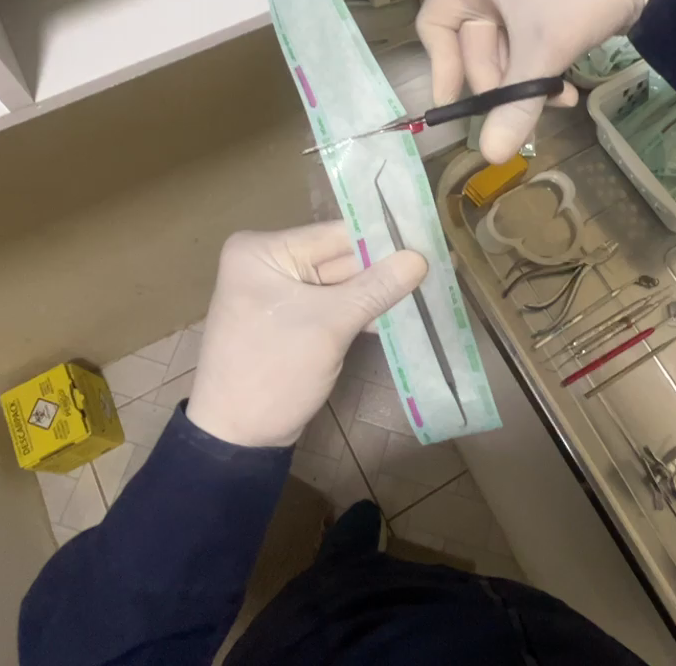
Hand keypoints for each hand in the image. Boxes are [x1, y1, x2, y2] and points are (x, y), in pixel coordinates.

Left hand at [187, 222, 428, 447]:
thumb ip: (377, 288)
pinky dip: (361, 309)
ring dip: (377, 290)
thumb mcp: (329, 326)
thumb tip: (421, 257)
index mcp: (262, 250)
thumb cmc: (274, 372)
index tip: (429, 238)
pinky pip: (333, 303)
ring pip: (341, 282)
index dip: (383, 238)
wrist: (237, 440)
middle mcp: (267, 261)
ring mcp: (278, 291)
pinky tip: (399, 311)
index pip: (335, 235)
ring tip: (428, 285)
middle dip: (384, 266)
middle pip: (339, 257)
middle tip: (438, 261)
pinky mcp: (291, 318)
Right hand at [416, 0, 675, 161]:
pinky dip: (539, 65)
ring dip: (527, 81)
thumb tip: (492, 157)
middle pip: (471, 43)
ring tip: (558, 100)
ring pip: (501, 48)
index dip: (445, 71)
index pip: (435, 27)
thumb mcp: (543, 51)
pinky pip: (522, 40)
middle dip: (504, 82)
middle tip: (526, 109)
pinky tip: (564, 88)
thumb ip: (514, 105)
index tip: (457, 110)